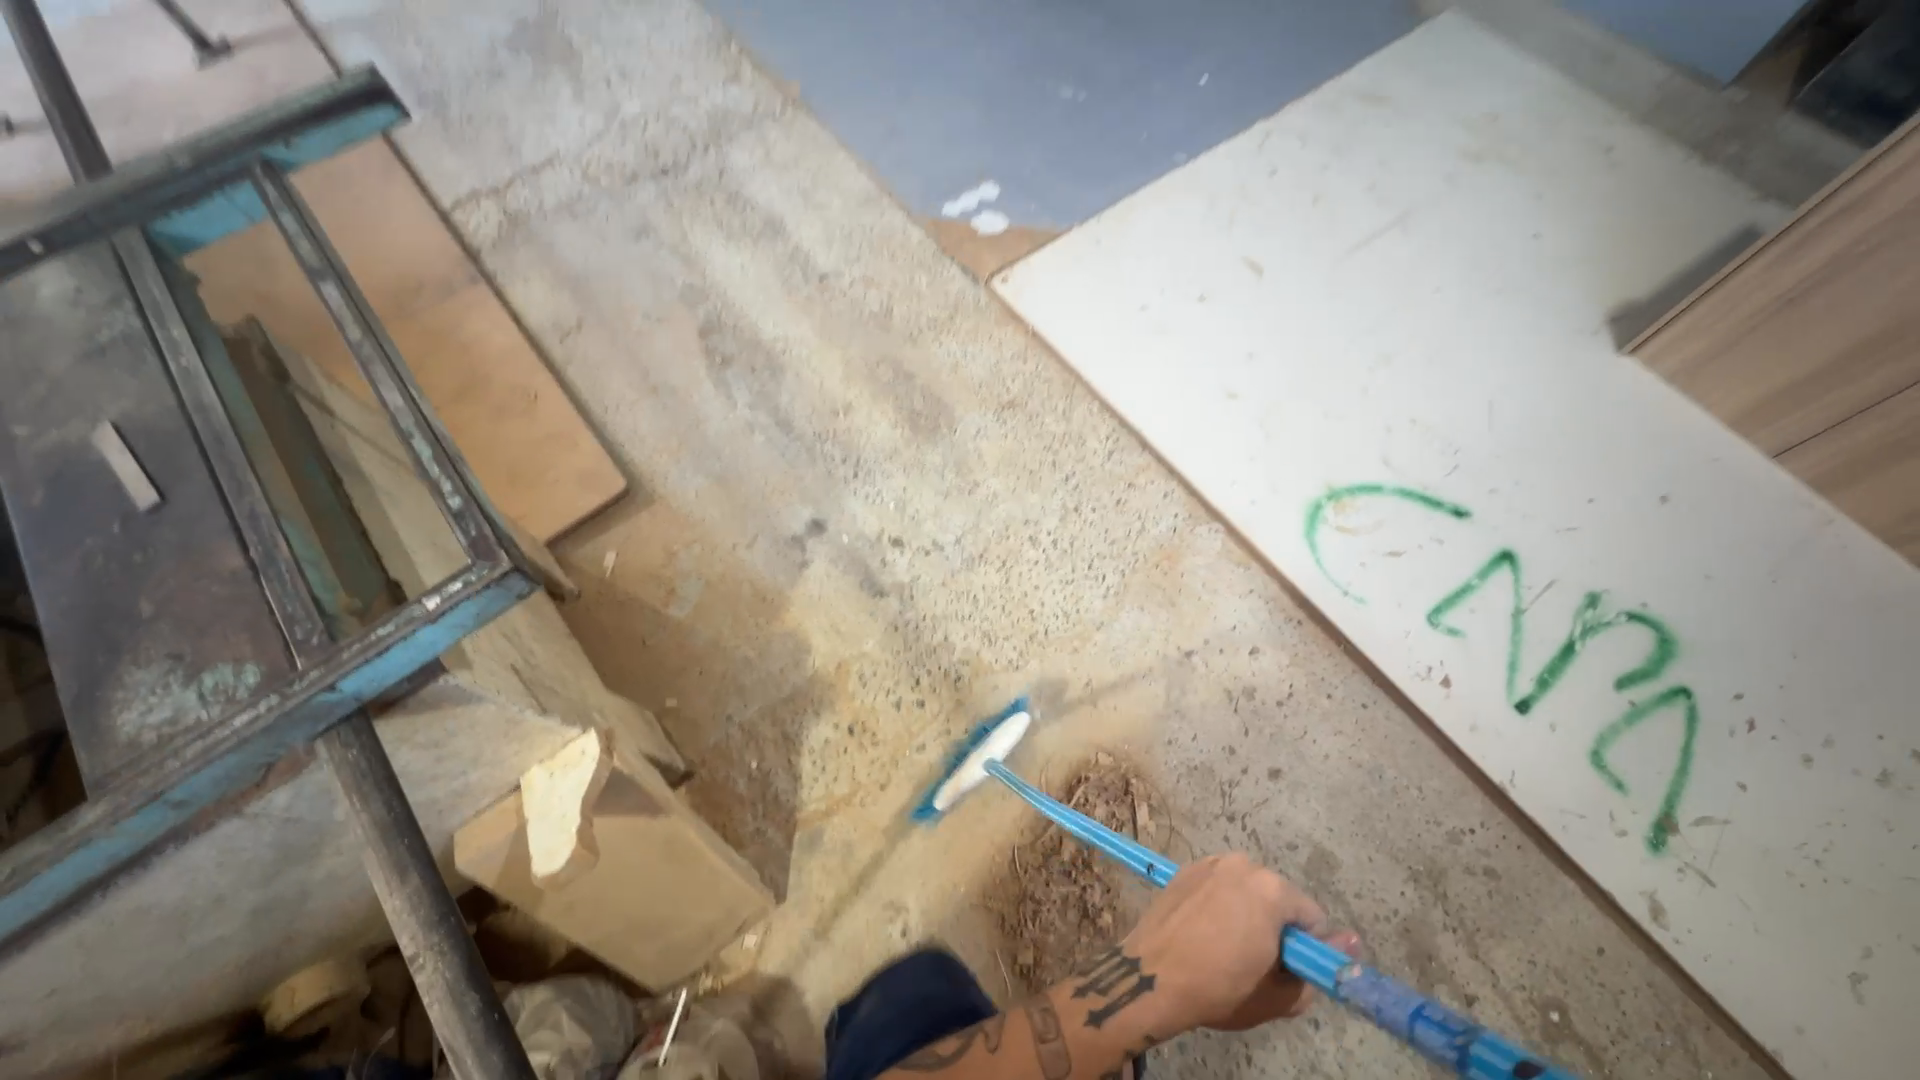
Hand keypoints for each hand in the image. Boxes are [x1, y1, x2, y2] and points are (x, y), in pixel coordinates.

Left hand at [1121, 853, 1358, 1034]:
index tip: (1287, 969)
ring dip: (1247, 912)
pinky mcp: (1184, 870)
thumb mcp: (1281, 995)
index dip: (1306, 948)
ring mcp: (1210, 863)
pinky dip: (1220, 904)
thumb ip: (1318, 967)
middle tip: (1256, 962)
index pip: (1312, 918)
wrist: (1151, 977)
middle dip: (1275, 926)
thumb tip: (1350, 943)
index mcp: (1272, 889)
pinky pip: (1218, 886)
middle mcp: (1242, 864)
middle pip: (1277, 898)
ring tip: (1226, 947)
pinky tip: (1205, 932)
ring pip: (1246, 890)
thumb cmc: (1219, 987)